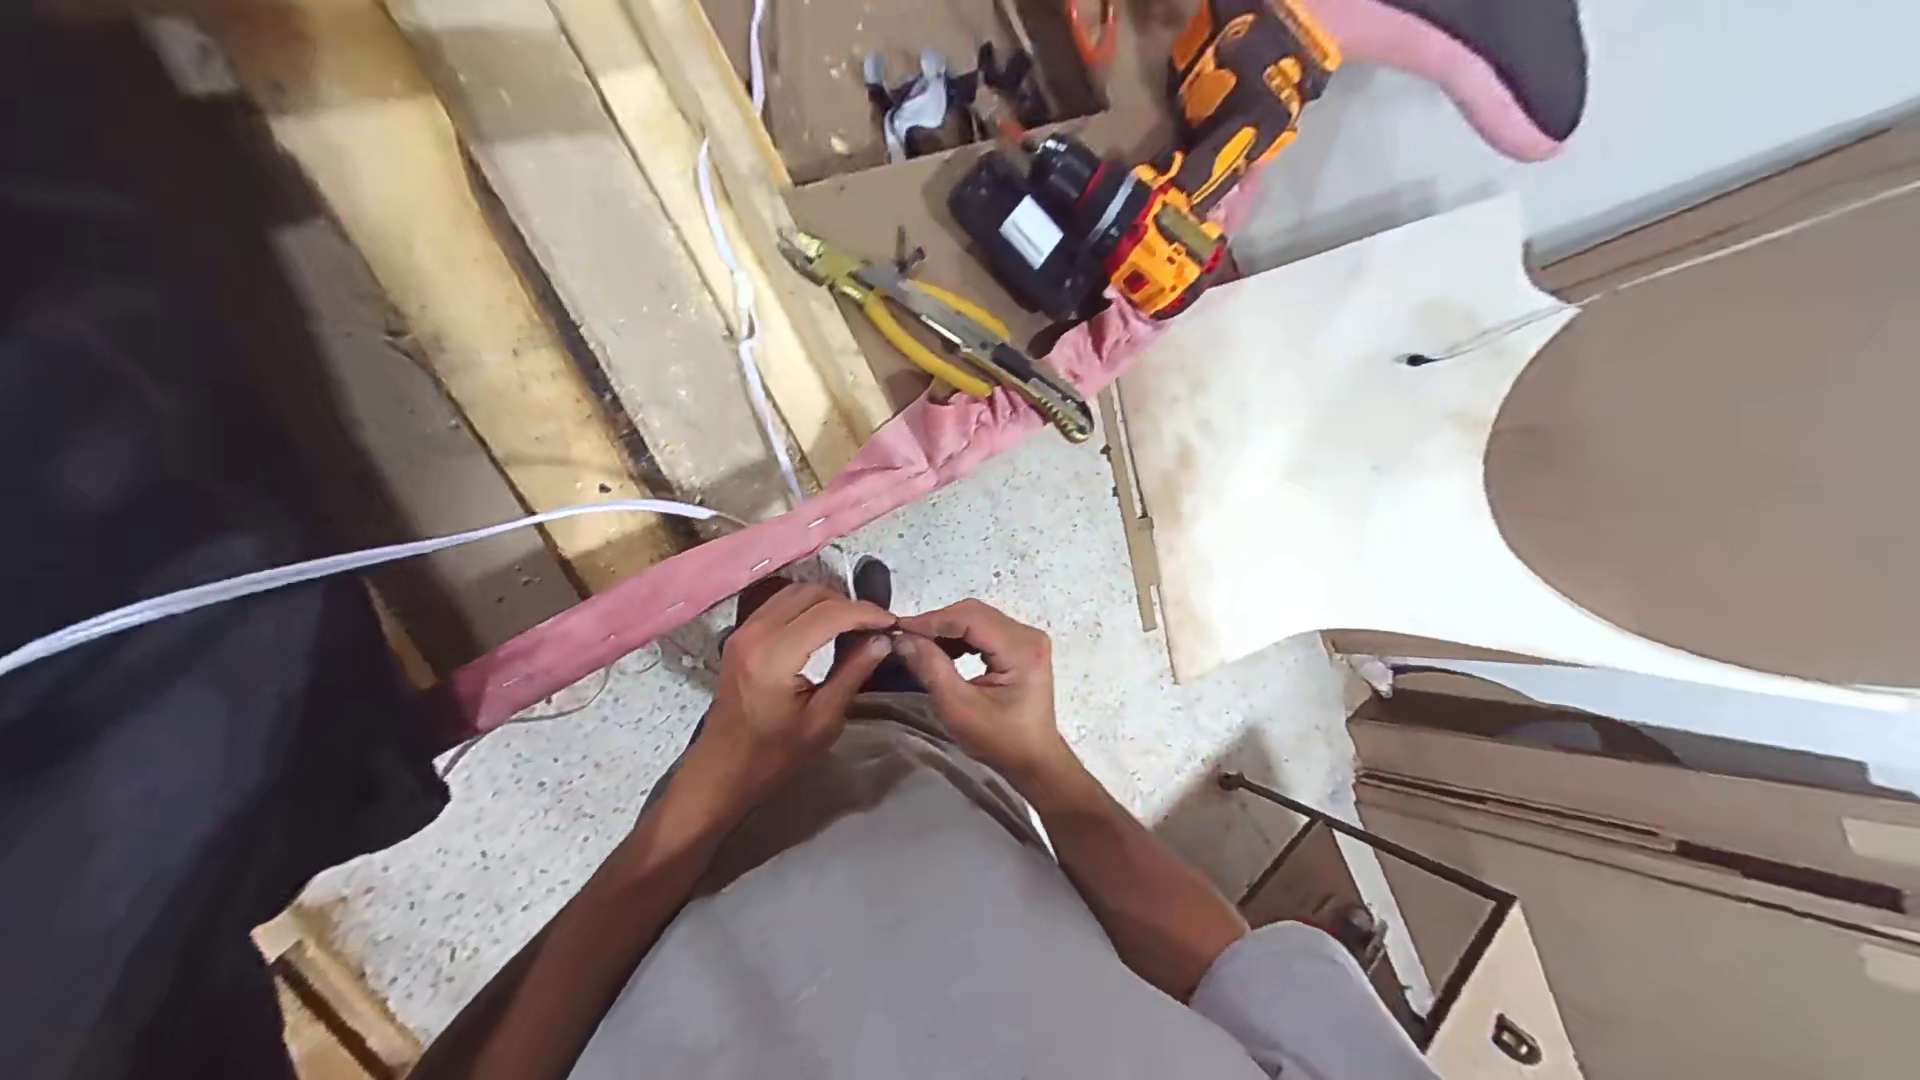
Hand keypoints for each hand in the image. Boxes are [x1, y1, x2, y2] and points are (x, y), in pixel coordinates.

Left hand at [694, 583, 894, 803]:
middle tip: (874, 626)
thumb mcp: (823, 720)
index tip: (891, 622)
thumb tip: (882, 640)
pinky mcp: (740, 635)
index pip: (829, 614)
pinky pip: (780, 603)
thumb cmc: (774, 756)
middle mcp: (755, 633)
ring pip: (795, 591)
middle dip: (849, 604)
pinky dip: (808, 606)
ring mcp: (743, 631)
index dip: (866, 613)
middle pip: (812, 593)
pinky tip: (826, 627)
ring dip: (828, 601)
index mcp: (774, 657)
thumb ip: (853, 672)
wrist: (722, 771)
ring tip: (853, 625)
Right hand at [892, 599, 1074, 786]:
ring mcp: (1026, 639)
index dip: (932, 620)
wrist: (1034, 760)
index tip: (899, 629)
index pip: (970, 618)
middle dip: (937, 623)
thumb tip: (903, 638)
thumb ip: (931, 668)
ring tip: (919, 645)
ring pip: (977, 619)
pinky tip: (941, 651)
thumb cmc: (1000, 740)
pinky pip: (984, 630)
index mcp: (1021, 648)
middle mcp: (1028, 635)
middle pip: (974, 614)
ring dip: (947, 630)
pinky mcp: (1021, 646)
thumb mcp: (959, 708)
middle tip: (905, 638)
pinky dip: (960, 638)